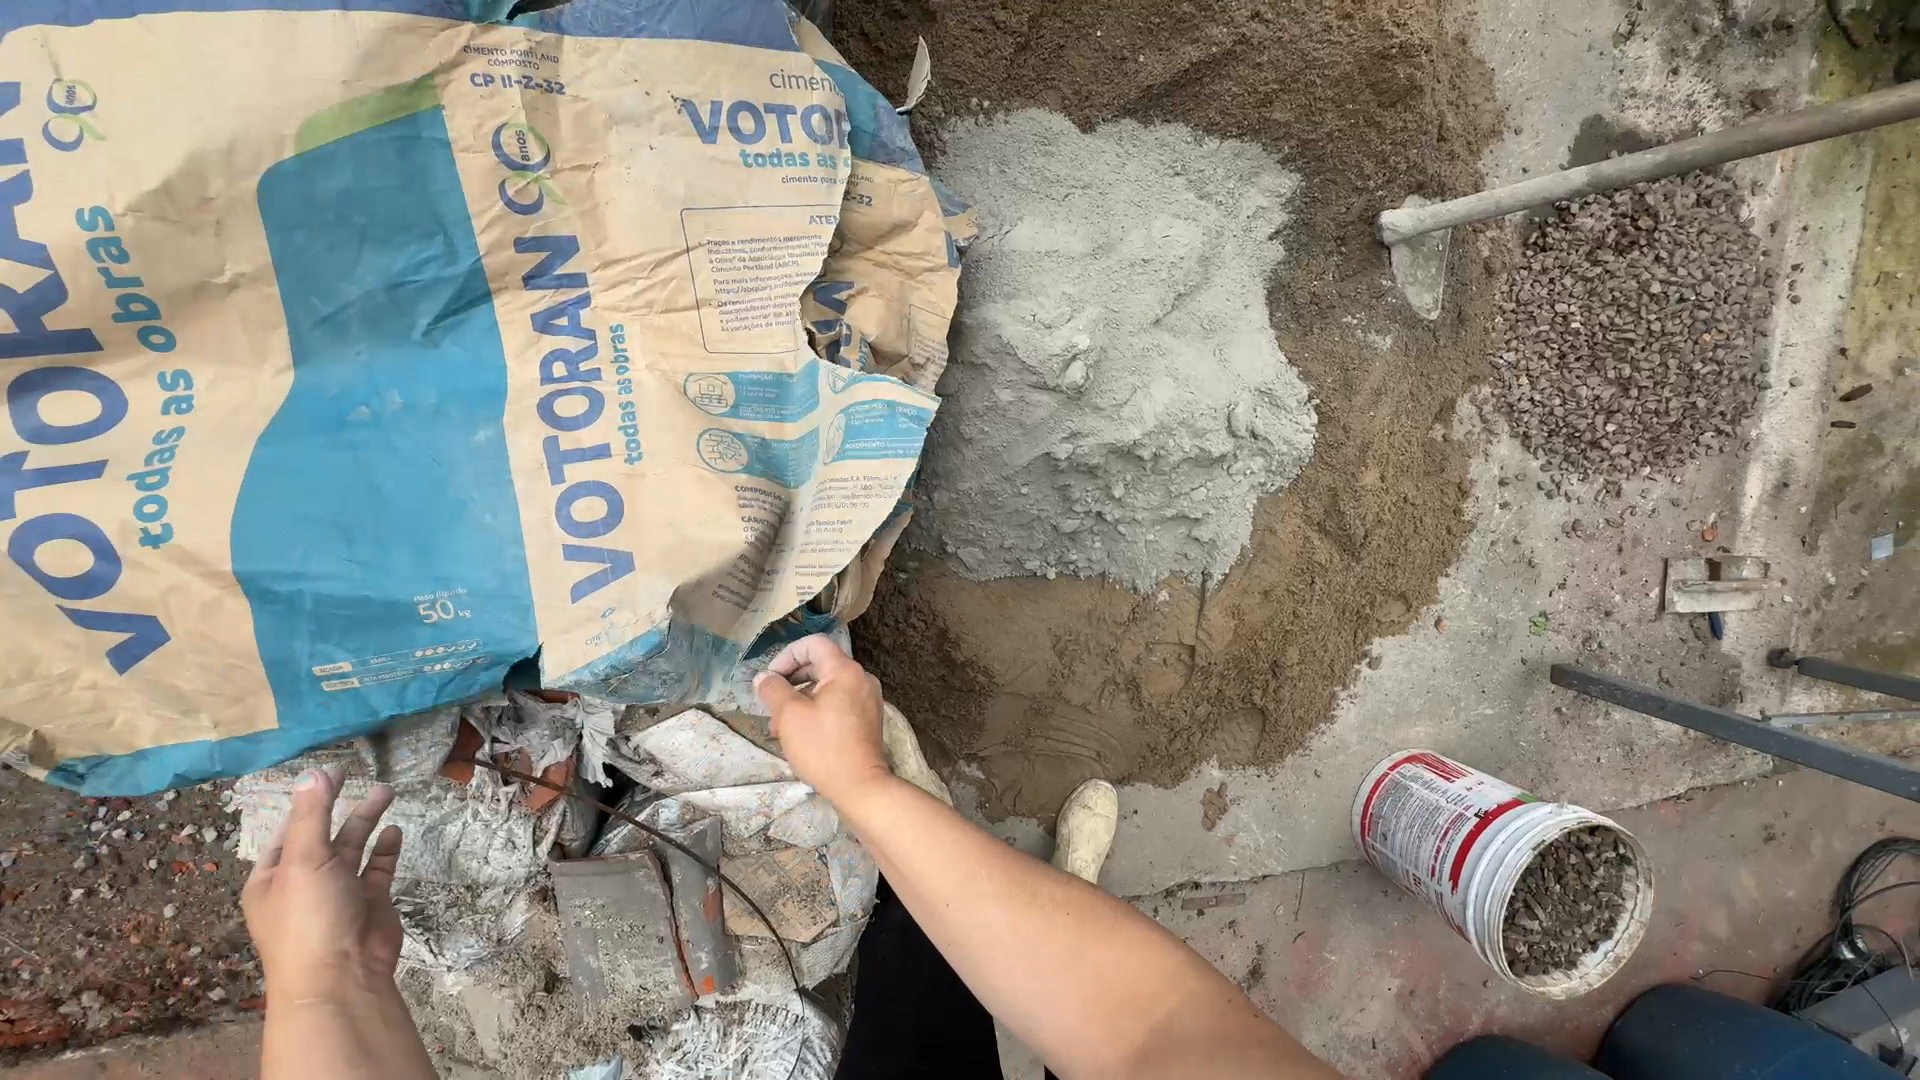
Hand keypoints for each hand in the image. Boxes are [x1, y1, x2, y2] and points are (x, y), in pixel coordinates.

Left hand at [242, 766, 405, 1002]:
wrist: (341, 974)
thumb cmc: (310, 917)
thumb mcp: (305, 860)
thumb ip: (311, 815)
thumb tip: (313, 771)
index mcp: (273, 878)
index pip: (287, 830)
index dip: (307, 801)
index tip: (328, 772)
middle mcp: (304, 883)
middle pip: (322, 835)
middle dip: (339, 805)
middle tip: (357, 773)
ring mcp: (338, 892)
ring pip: (353, 847)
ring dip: (367, 820)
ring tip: (387, 791)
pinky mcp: (369, 900)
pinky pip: (378, 867)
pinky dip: (386, 849)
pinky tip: (394, 831)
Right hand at [754, 634, 891, 803]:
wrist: (860, 785)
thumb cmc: (823, 747)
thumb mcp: (789, 716)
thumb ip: (773, 690)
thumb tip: (764, 677)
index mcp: (845, 670)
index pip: (813, 644)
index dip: (787, 655)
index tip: (771, 678)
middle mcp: (861, 678)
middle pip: (821, 664)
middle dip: (791, 680)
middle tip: (771, 703)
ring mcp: (868, 698)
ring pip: (828, 686)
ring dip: (802, 698)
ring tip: (781, 725)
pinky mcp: (868, 718)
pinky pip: (839, 702)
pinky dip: (818, 709)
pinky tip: (803, 733)